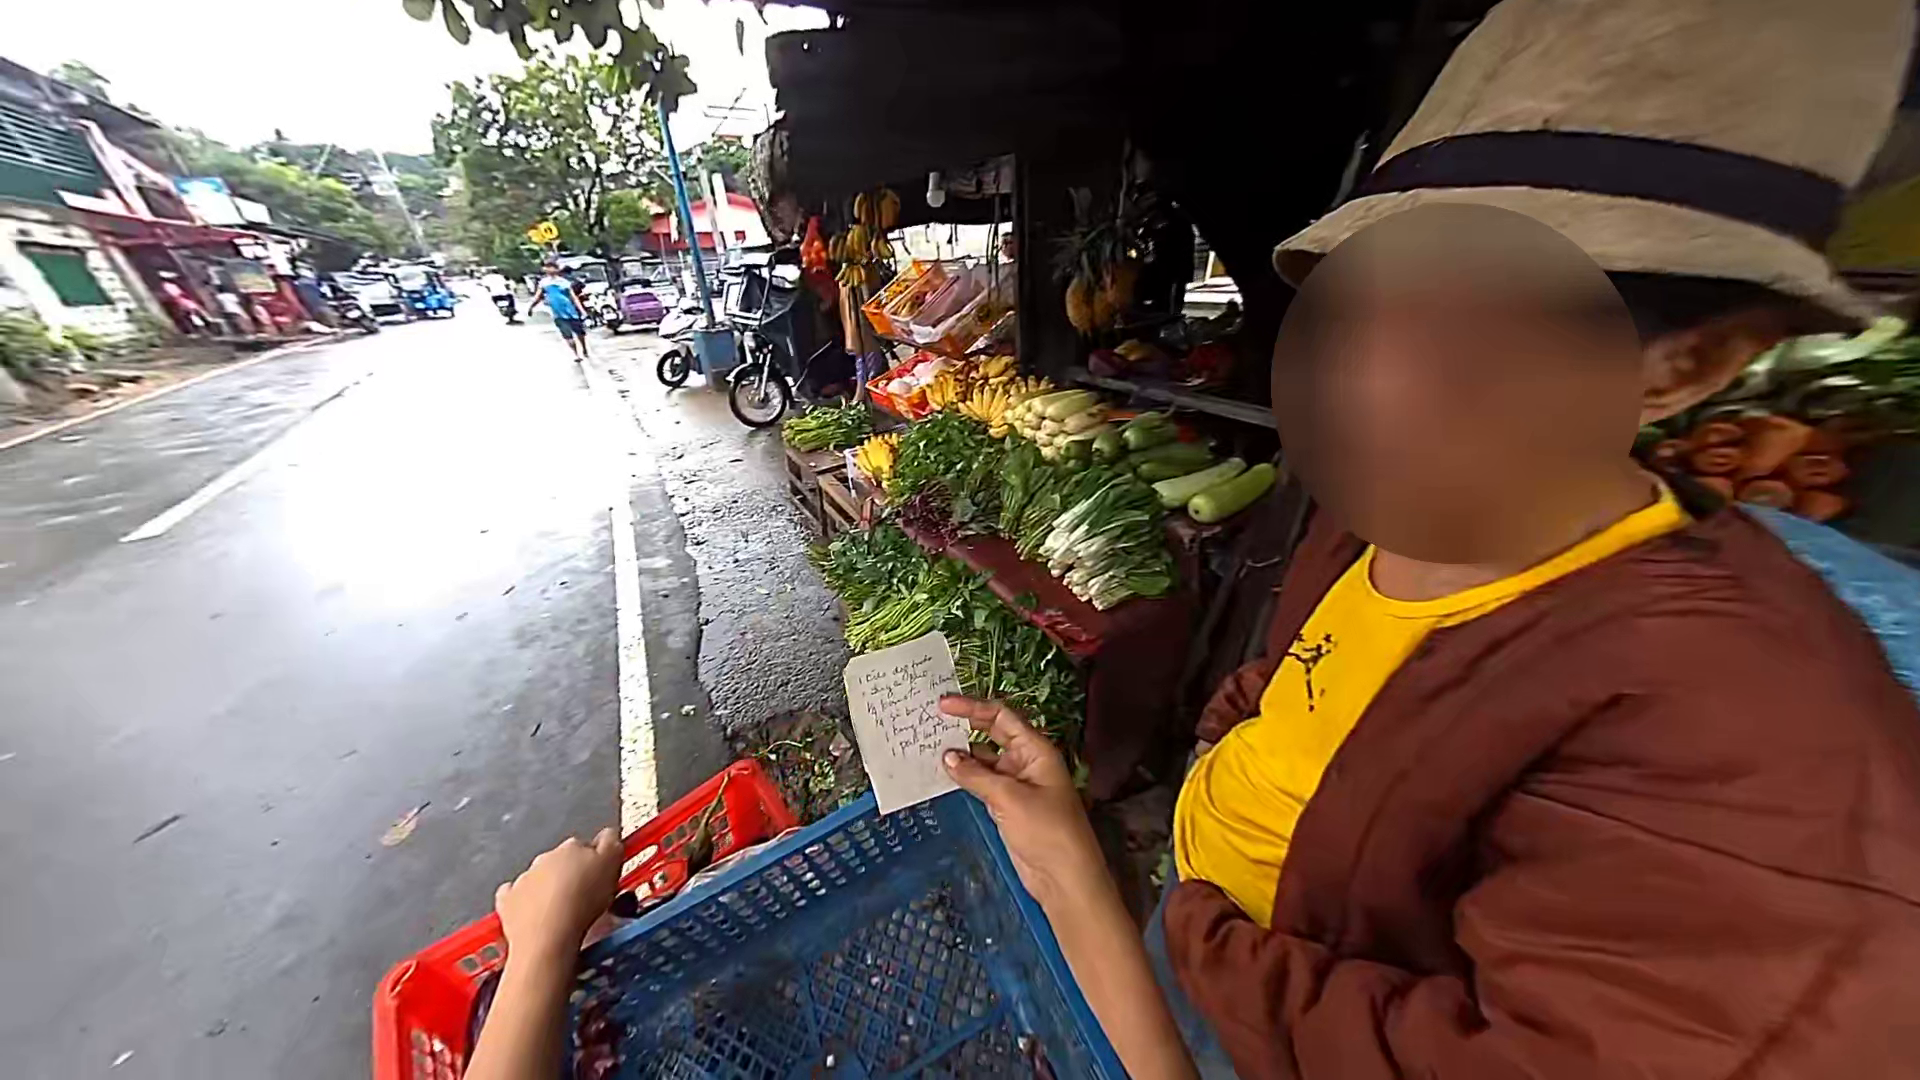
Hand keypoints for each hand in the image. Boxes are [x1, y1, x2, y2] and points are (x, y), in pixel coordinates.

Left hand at [494, 828, 622, 969]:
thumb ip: (612, 841)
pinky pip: (513, 894)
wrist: (548, 936)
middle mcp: (546, 857)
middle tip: (585, 892)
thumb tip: (608, 832)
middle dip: (572, 871)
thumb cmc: (583, 901)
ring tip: (563, 907)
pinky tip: (531, 909)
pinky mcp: (508, 901)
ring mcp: (524, 879)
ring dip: (550, 886)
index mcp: (572, 846)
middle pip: (563, 859)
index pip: (588, 844)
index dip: (597, 858)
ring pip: (540, 876)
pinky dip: (521, 898)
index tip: (602, 872)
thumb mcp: (613, 862)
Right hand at [940, 696, 1108, 909]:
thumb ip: (976, 775)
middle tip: (934, 719)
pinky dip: (965, 775)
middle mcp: (1025, 760)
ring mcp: (1016, 782)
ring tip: (931, 745)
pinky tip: (944, 772)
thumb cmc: (1046, 830)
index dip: (972, 707)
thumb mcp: (1009, 798)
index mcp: (1035, 749)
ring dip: (962, 753)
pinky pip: (982, 780)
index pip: (1001, 716)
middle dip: (966, 724)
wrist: (1065, 879)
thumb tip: (947, 756)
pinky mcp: (1007, 803)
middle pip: (993, 732)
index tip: (944, 704)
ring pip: (985, 758)